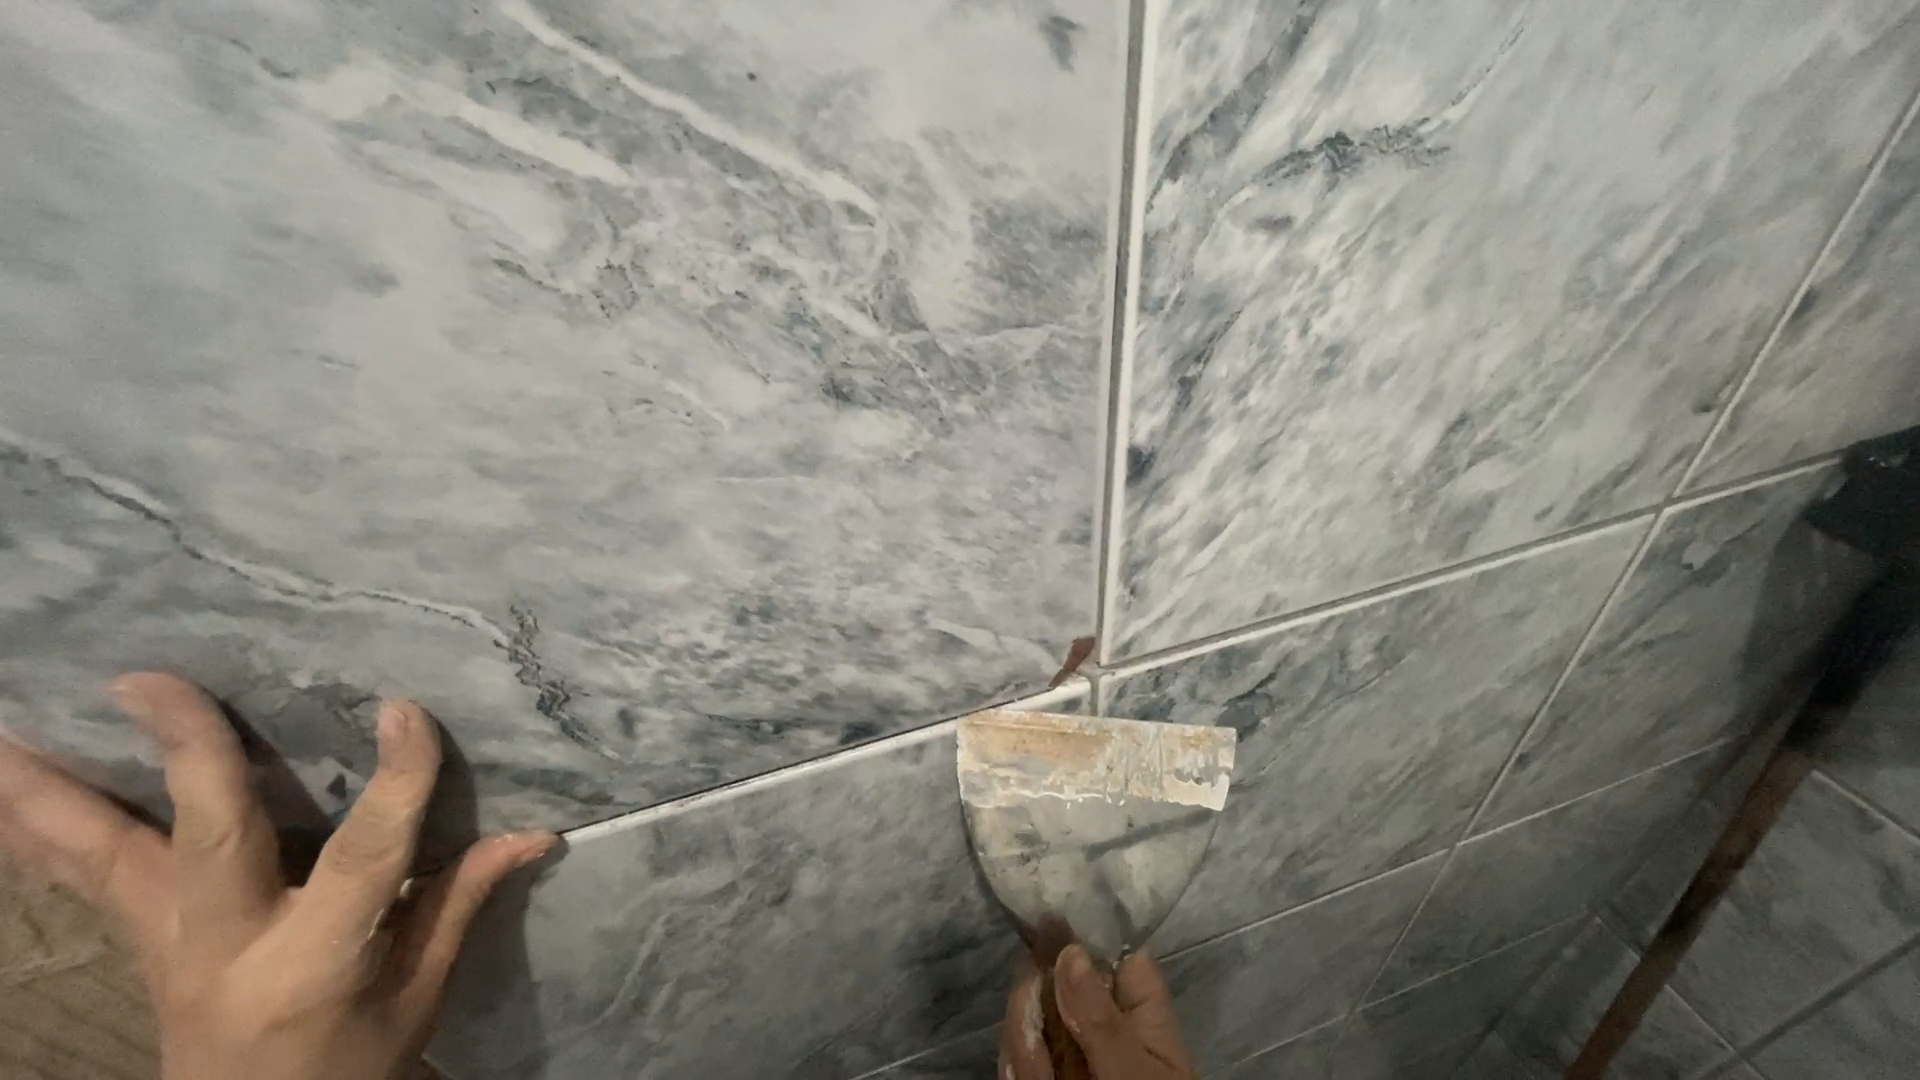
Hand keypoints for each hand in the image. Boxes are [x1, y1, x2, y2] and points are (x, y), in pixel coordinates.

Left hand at [0, 673, 556, 1079]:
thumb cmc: (353, 1060)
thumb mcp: (421, 990)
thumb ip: (461, 899)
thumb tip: (535, 832)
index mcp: (313, 961)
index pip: (364, 854)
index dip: (394, 781)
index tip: (405, 711)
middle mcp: (224, 948)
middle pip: (206, 841)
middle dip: (187, 757)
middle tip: (150, 683)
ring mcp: (163, 948)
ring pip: (100, 862)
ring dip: (48, 795)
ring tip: (14, 727)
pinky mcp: (141, 944)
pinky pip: (83, 879)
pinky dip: (41, 829)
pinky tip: (17, 784)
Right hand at [1000, 944, 1195, 1079]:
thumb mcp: (1135, 1075)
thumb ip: (1102, 1019)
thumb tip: (1069, 949)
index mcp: (1140, 1005)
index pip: (1112, 942)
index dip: (1076, 927)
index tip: (1039, 922)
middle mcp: (1101, 1017)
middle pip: (1052, 973)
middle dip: (1032, 1002)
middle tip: (1034, 1044)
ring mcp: (1071, 1048)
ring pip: (1027, 1013)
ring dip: (1022, 1047)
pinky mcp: (1046, 1073)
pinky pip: (1016, 1054)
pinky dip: (1016, 1070)